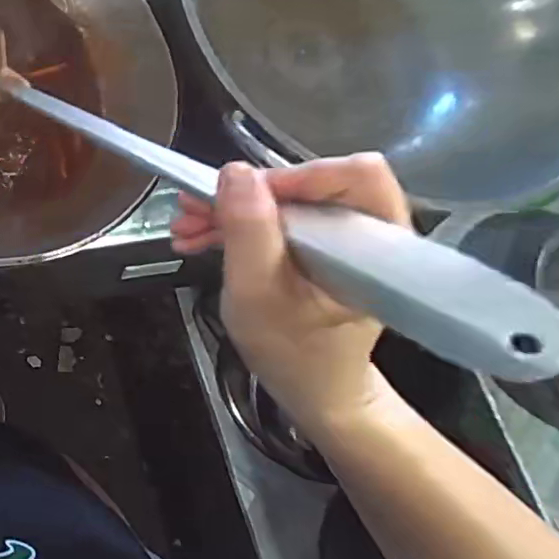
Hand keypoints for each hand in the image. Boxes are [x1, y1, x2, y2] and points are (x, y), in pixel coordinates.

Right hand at [171, 154, 412, 435]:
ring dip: (230, 208)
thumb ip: (248, 232)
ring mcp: (340, 236)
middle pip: (309, 182)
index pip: (352, 176)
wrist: (311, 388)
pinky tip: (200, 236)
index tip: (239, 200)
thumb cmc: (292, 352)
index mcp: (372, 245)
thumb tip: (235, 171)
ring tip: (186, 227)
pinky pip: (277, 216)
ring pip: (285, 198)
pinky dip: (236, 223)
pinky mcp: (317, 243)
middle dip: (245, 194)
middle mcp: (365, 230)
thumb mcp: (257, 294)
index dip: (293, 178)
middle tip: (193, 210)